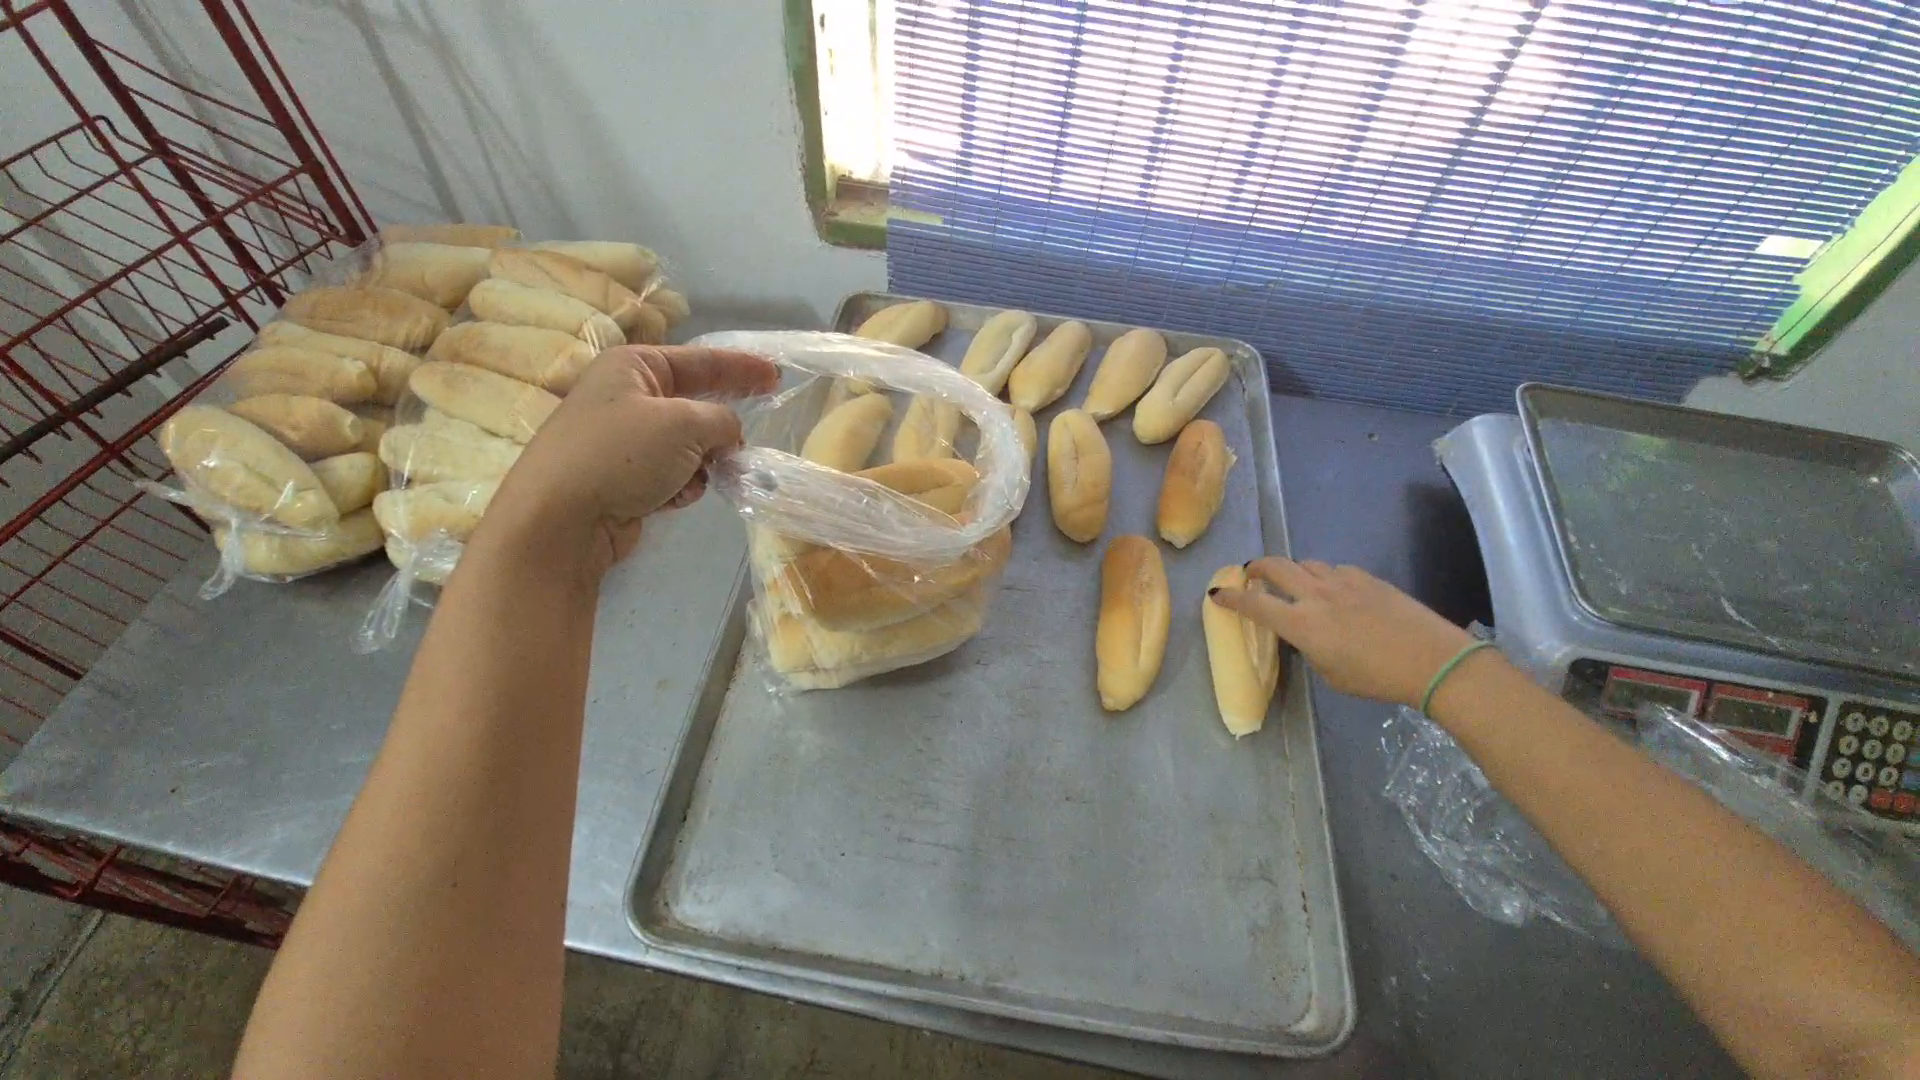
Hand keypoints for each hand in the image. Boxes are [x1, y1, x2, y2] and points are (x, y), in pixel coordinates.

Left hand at [482, 344, 777, 577]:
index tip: (777, 376)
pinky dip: (681, 485)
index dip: (742, 367)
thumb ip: (722, 420)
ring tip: (696, 479)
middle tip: (740, 444)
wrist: (561, 519)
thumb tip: (728, 436)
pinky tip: (671, 499)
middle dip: (717, 429)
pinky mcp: (623, 477)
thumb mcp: (684, 424)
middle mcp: (625, 397)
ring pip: (688, 445)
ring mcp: (622, 440)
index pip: (701, 360)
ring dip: (701, 464)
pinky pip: (672, 473)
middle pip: (694, 405)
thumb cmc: (622, 455)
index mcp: (633, 367)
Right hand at [1209, 558, 1476, 707]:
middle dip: (1256, 568)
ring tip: (1295, 583)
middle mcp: (1316, 595)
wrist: (1433, 661)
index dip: (1230, 598)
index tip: (1217, 594)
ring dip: (1293, 571)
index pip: (1254, 604)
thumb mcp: (1329, 673)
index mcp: (1301, 623)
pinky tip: (1335, 591)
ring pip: (1305, 564)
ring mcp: (1342, 581)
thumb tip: (1305, 633)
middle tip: (1250, 574)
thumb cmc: (1376, 678)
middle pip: (1275, 566)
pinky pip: (1334, 570)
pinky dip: (1325, 577)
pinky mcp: (1367, 577)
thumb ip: (1308, 646)